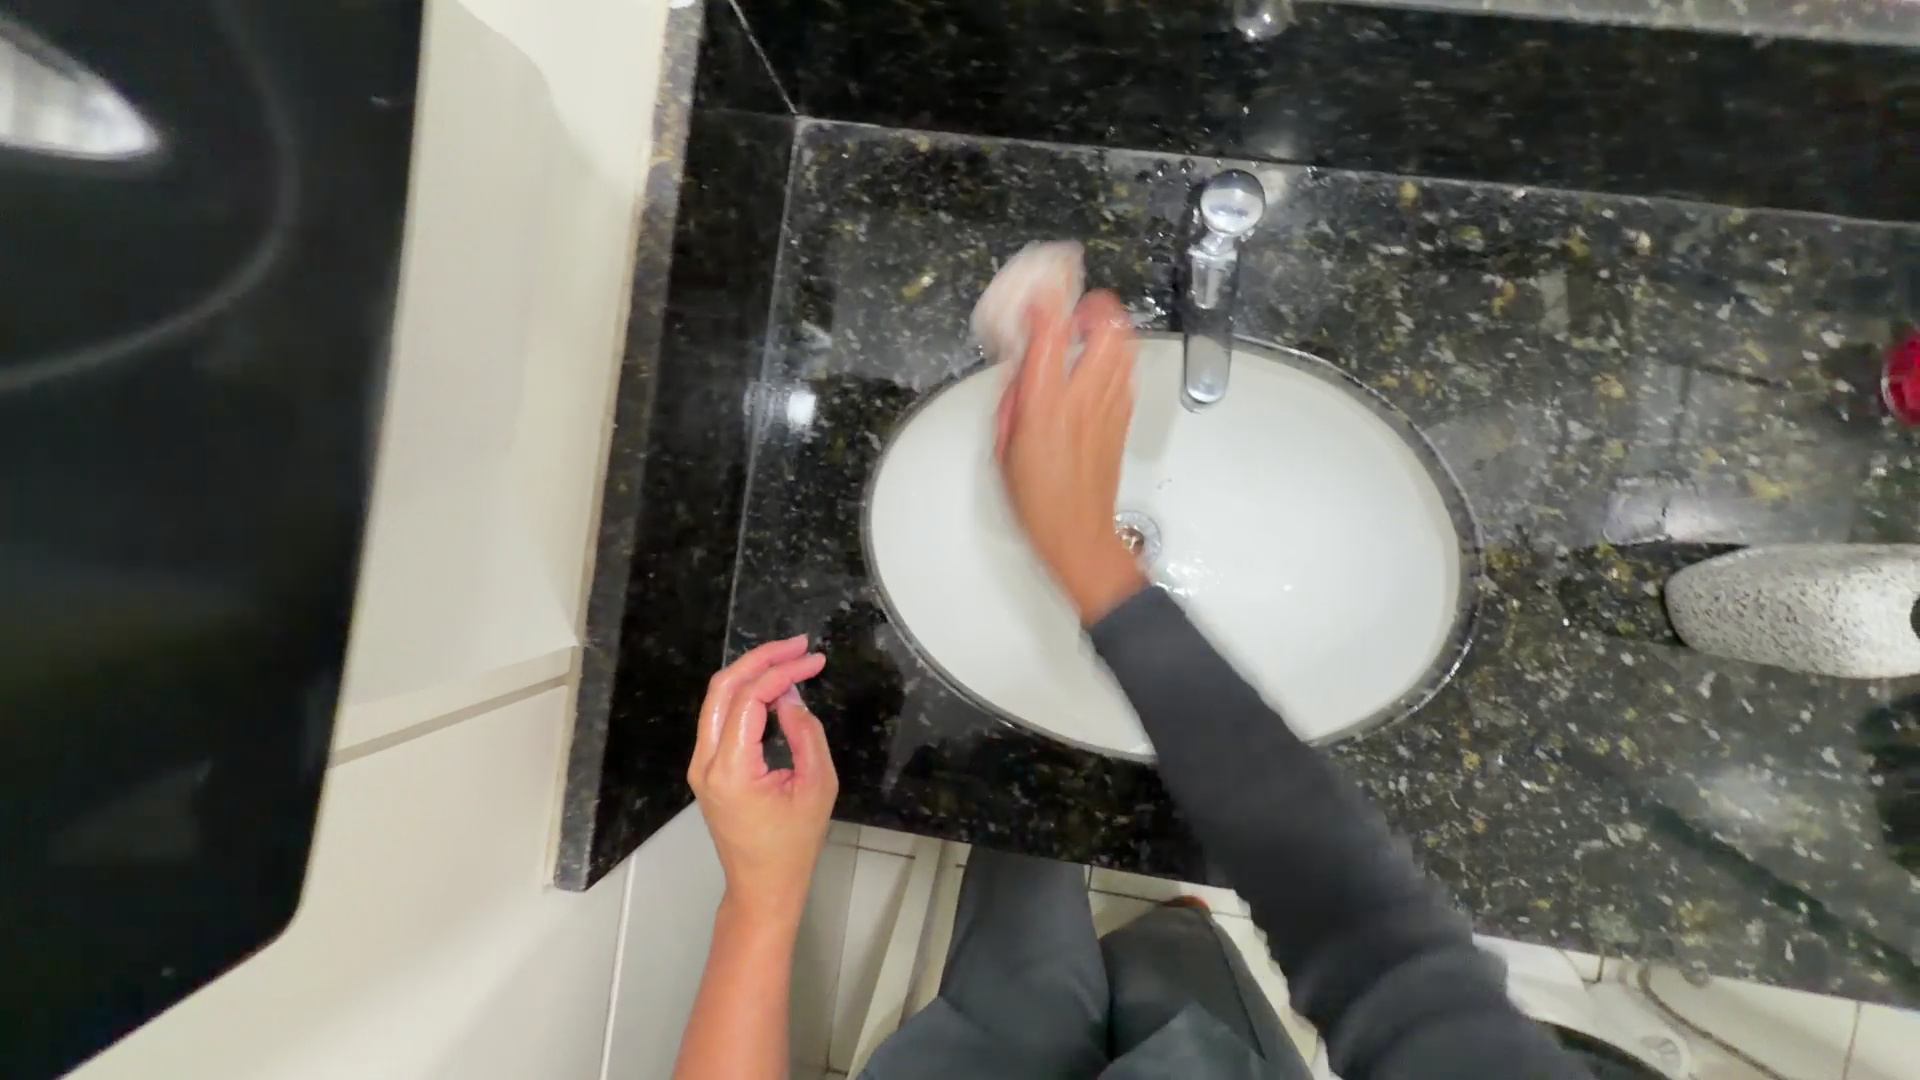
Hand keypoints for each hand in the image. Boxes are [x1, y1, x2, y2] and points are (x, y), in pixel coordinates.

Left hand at [688, 636, 837, 924]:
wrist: (763, 885)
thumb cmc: (795, 843)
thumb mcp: (817, 786)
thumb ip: (806, 734)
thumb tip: (791, 696)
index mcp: (731, 769)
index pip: (750, 699)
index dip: (783, 672)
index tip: (815, 660)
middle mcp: (705, 761)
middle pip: (723, 688)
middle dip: (761, 659)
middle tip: (798, 645)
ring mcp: (700, 764)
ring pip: (717, 698)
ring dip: (752, 672)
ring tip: (789, 658)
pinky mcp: (706, 767)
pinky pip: (720, 716)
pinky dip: (746, 693)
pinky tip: (774, 687)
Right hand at [995, 289, 1146, 623]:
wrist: (1079, 533)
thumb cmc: (1039, 500)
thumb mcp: (1005, 447)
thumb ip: (1014, 401)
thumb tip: (1021, 370)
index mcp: (1045, 406)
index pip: (1051, 336)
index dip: (1047, 304)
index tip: (1040, 293)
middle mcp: (1083, 399)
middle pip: (1106, 328)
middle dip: (1094, 306)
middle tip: (1077, 307)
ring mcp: (1110, 407)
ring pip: (1125, 345)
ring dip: (1110, 327)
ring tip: (1091, 328)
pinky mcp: (1124, 419)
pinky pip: (1128, 372)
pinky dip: (1117, 356)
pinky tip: (1102, 364)